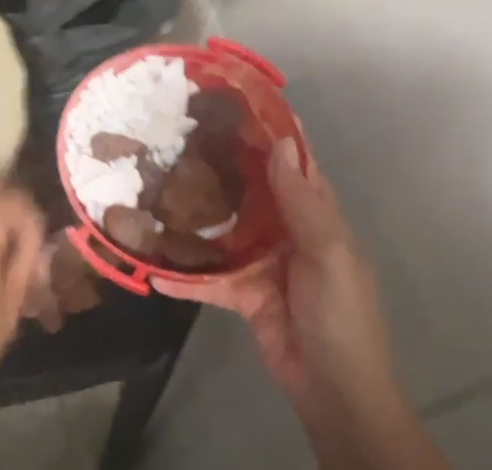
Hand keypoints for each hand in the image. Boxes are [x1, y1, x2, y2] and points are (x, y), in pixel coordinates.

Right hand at [156, 139, 446, 468]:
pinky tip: (149, 265)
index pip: (292, 161)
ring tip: (155, 182)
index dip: (269, 129)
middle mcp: (286, 229)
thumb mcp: (330, 256)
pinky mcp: (240, 292)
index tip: (233, 97)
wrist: (335, 393)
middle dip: (221, 160)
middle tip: (177, 132)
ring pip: (223, 226)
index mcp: (316, 214)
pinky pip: (207, 277)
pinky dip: (182, 275)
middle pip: (250, 186)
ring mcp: (261, 261)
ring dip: (196, 210)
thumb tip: (279, 142)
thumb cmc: (342, 317)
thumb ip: (302, 204)